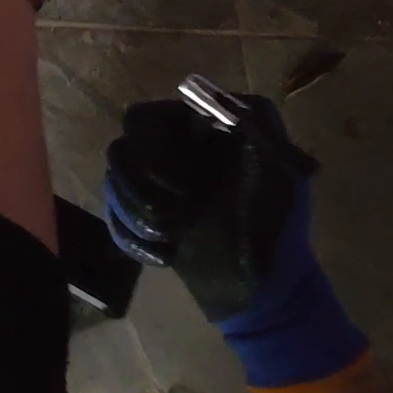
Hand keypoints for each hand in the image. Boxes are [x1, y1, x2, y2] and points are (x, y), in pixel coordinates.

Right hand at [102, 90, 368, 392]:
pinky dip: (129, 236)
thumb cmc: (278, 231)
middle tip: (166, 214)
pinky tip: (162, 254)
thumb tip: (212, 95)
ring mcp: (152, 188)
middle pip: (121, 151)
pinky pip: (112, 218)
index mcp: (197, 136)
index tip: (174, 177)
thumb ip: (257, 127)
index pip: (145, 118)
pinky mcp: (141, 221)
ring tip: (167, 237)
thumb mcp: (280, 173)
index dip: (149, 142)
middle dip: (135, 185)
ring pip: (112, 184)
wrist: (269, 297)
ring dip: (133, 212)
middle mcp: (168, 154)